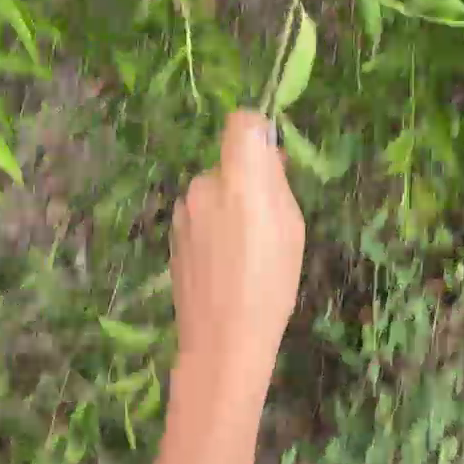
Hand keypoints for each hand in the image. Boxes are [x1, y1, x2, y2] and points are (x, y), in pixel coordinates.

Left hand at [171, 112, 306, 396]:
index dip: (258, 131)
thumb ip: (275, 182)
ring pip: (213, 189)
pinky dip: (212, 225)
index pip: (241, 122)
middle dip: (246, 177)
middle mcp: (204, 184)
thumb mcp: (292, 227)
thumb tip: (266, 156)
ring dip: (227, 203)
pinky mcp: (171, 233)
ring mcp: (182, 210)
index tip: (271, 158)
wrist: (222, 342)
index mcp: (239, 178)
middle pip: (228, 160)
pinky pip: (199, 213)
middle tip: (267, 217)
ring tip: (244, 248)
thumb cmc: (271, 284)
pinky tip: (222, 261)